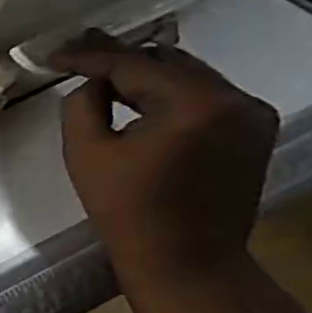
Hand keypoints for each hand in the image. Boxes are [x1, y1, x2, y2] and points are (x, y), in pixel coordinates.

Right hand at [52, 30, 278, 291]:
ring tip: (107, 78)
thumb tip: (93, 84)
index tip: (56, 53)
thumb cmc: (126, 209)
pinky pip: (207, 96)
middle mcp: (235, 98)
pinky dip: (172, 94)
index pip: (134, 63)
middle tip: (79, 56)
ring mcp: (253, 113)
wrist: (185, 259)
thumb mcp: (85, 154)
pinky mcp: (256, 130)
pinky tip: (143, 101)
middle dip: (122, 59)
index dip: (90, 55)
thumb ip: (82, 106)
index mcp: (193, 103)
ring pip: (190, 76)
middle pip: (169, 61)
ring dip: (148, 76)